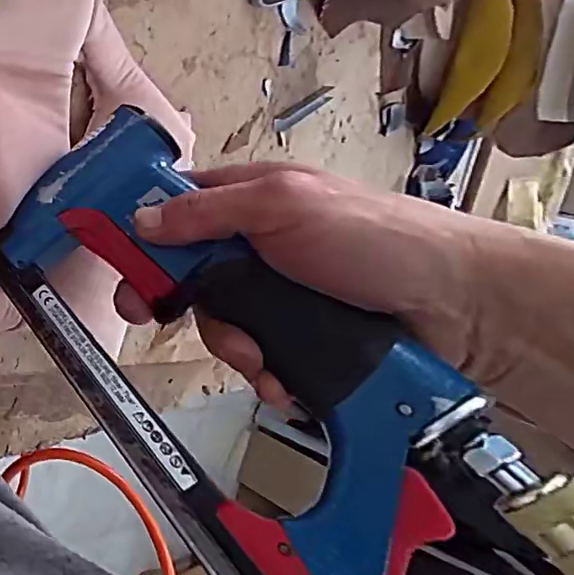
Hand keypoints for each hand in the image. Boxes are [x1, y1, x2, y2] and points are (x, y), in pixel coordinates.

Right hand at [115, 162, 510, 407]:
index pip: (174, 205)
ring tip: (256, 360)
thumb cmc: (369, 236)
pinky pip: (254, 352)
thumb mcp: (281, 207)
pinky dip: (260, 370)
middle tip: (147, 317)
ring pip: (217, 317)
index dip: (141, 229)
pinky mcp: (294, 331)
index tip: (118, 258)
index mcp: (246, 195)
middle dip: (173, 297)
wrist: (455, 305)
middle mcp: (252, 240)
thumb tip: (142, 219)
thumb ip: (208, 212)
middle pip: (186, 268)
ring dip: (228, 343)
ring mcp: (273, 288)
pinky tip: (278, 379)